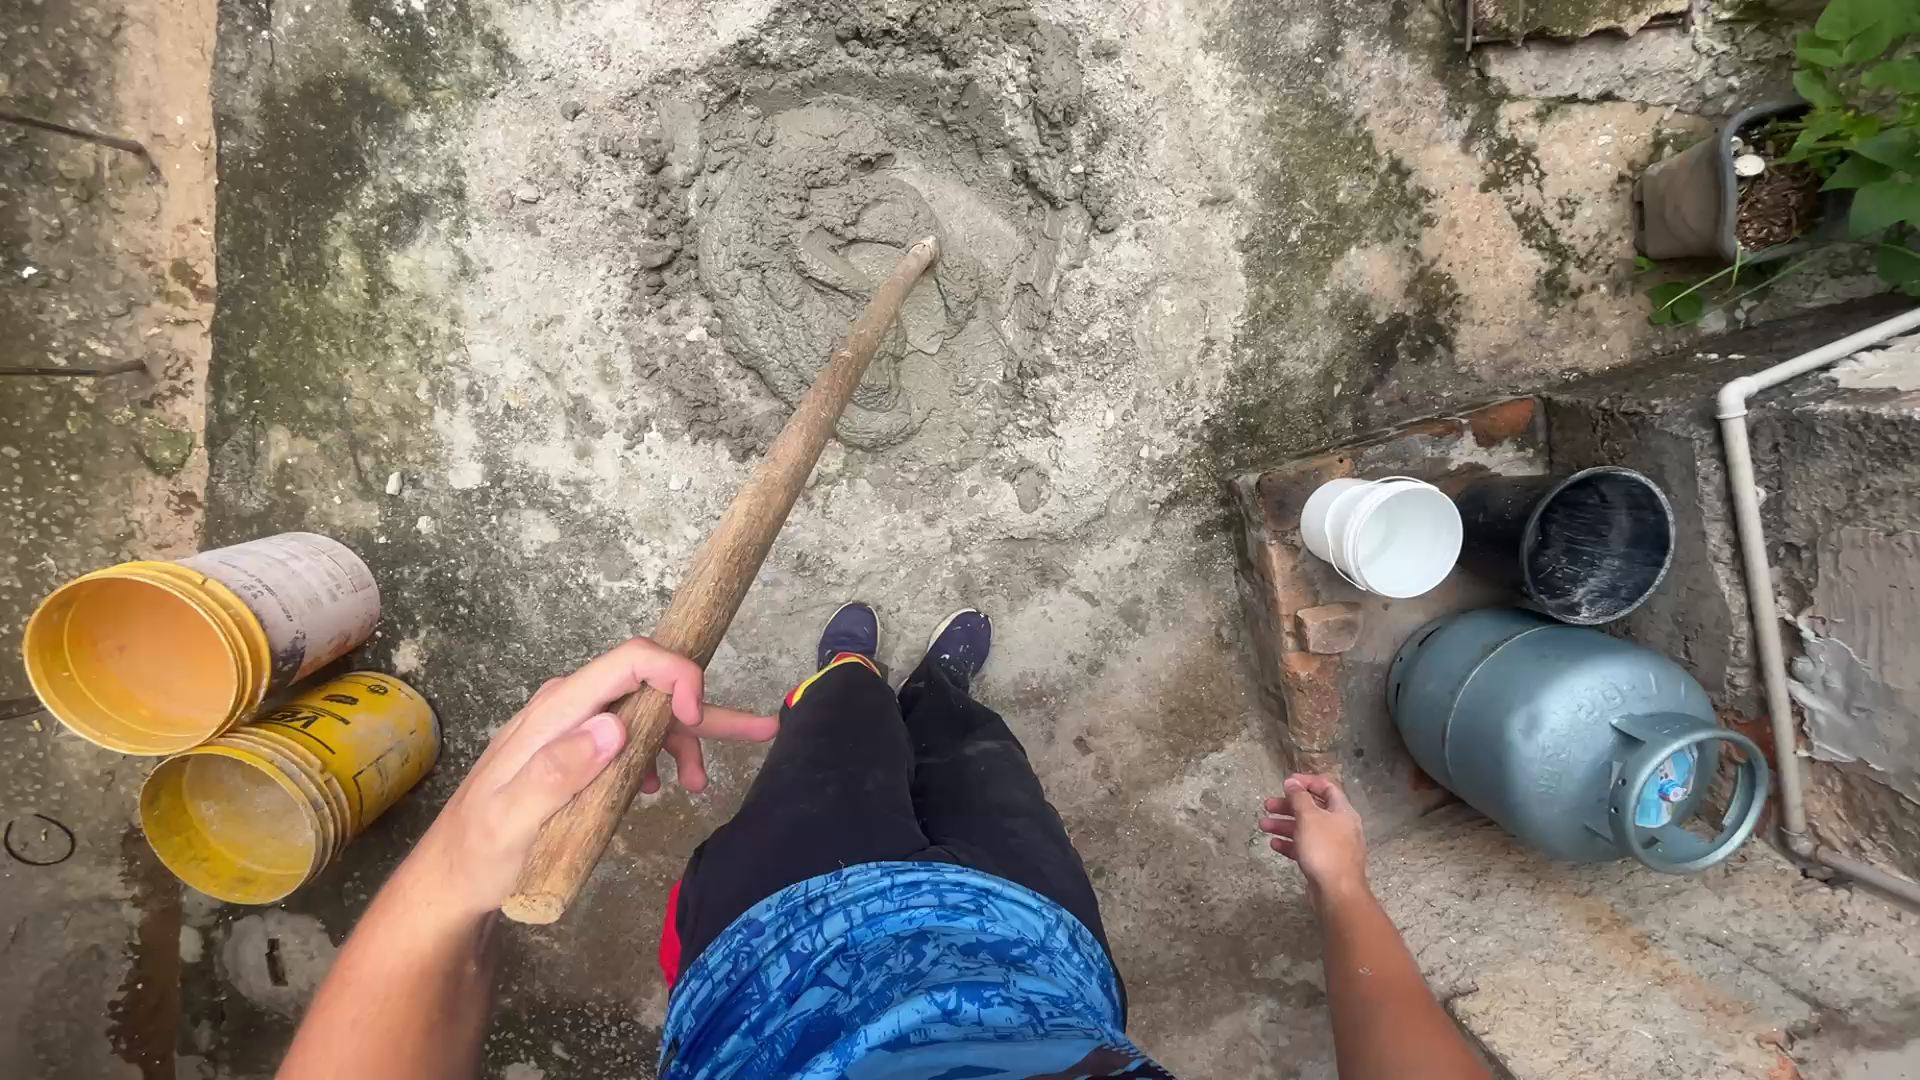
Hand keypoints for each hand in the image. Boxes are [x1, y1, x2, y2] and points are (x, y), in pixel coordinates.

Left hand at [403, 637, 777, 918]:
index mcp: (559, 710)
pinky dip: (663, 757)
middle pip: (653, 685)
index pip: (633, 660)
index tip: (695, 717)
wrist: (452, 882)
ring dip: (686, 741)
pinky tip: (661, 787)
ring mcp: (580, 726)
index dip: (676, 674)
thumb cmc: (478, 854)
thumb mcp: (511, 822)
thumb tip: (615, 726)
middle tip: (761, 729)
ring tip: (701, 783)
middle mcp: (574, 706)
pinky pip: (638, 738)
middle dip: (705, 707)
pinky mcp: (584, 749)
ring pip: (651, 715)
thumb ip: (556, 772)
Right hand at [1260, 773, 1368, 906]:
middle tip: (1268, 805)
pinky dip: (1289, 843)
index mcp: (1342, 812)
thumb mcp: (1308, 817)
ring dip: (1283, 825)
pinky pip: (1305, 847)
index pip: (1326, 787)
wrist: (1337, 893)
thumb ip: (1298, 797)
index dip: (1306, 781)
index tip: (1286, 782)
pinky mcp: (1324, 863)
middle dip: (1288, 805)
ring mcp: (1332, 846)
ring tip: (1263, 826)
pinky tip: (1274, 844)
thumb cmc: (1324, 849)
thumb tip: (1292, 783)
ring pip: (1305, 828)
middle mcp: (1339, 826)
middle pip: (1312, 808)